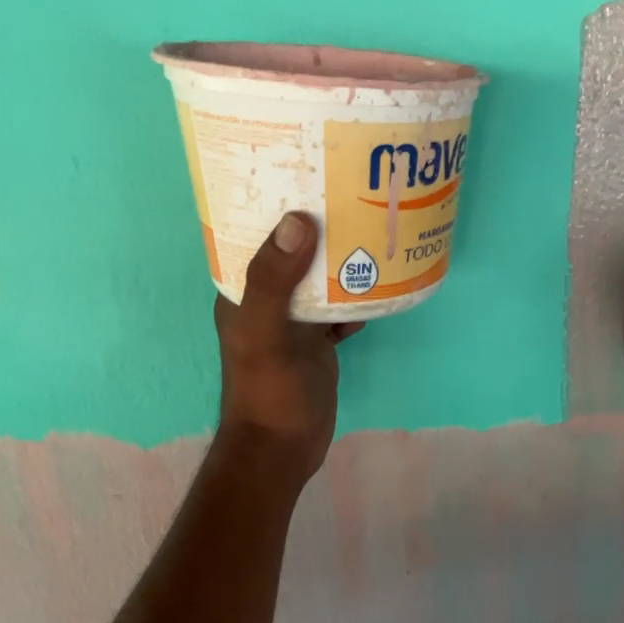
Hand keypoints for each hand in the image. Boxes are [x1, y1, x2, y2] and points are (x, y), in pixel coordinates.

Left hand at [214, 212, 363, 461]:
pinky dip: (359, 296)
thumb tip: (298, 221)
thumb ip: (273, 280)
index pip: (256, 235)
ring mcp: (295, 320)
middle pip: (295, 252)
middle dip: (320, 227)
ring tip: (373, 230)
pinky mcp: (319, 339)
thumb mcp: (264, 332)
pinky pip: (342, 306)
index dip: (276, 205)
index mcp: (242, 290)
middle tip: (354, 195)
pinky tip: (381, 286)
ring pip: (322, 277)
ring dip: (344, 259)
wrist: (285, 448)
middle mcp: (267, 299)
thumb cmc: (268, 390)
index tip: (307, 174)